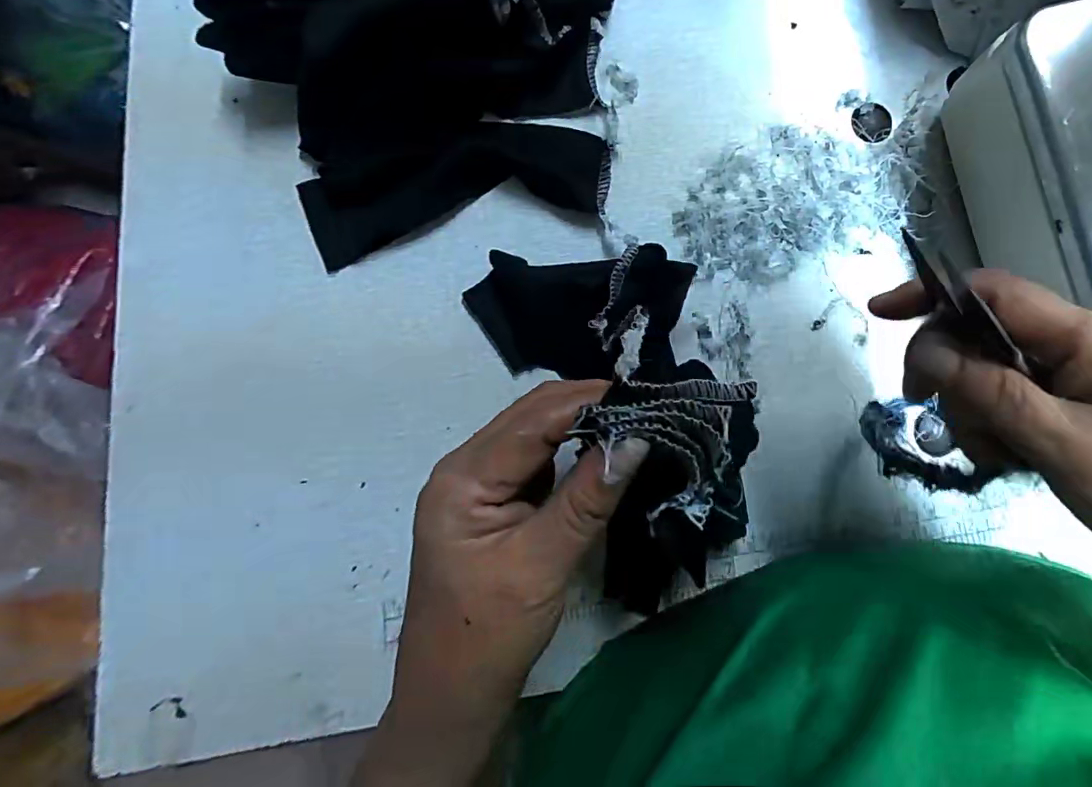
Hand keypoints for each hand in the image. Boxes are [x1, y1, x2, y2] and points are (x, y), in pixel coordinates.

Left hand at [356, 380, 649, 786]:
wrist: (451, 697)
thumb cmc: (489, 634)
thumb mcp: (543, 562)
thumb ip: (588, 498)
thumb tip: (636, 438)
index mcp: (462, 477)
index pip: (531, 421)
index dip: (585, 400)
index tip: (638, 394)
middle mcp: (463, 467)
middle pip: (528, 418)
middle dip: (583, 405)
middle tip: (640, 404)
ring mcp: (474, 484)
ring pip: (531, 434)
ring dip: (576, 423)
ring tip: (627, 420)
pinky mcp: (490, 501)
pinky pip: (531, 460)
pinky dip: (565, 450)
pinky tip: (597, 450)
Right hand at [868, 269, 1091, 599]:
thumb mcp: (1070, 447)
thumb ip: (994, 393)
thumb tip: (924, 350)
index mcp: (1088, 339)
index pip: (994, 292)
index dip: (933, 295)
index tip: (881, 313)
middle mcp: (1077, 351)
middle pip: (982, 336)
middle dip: (952, 373)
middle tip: (940, 416)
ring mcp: (1073, 385)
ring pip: (986, 375)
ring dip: (972, 411)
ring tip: (999, 457)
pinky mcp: (1068, 417)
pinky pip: (1006, 406)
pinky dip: (991, 430)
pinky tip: (1009, 462)